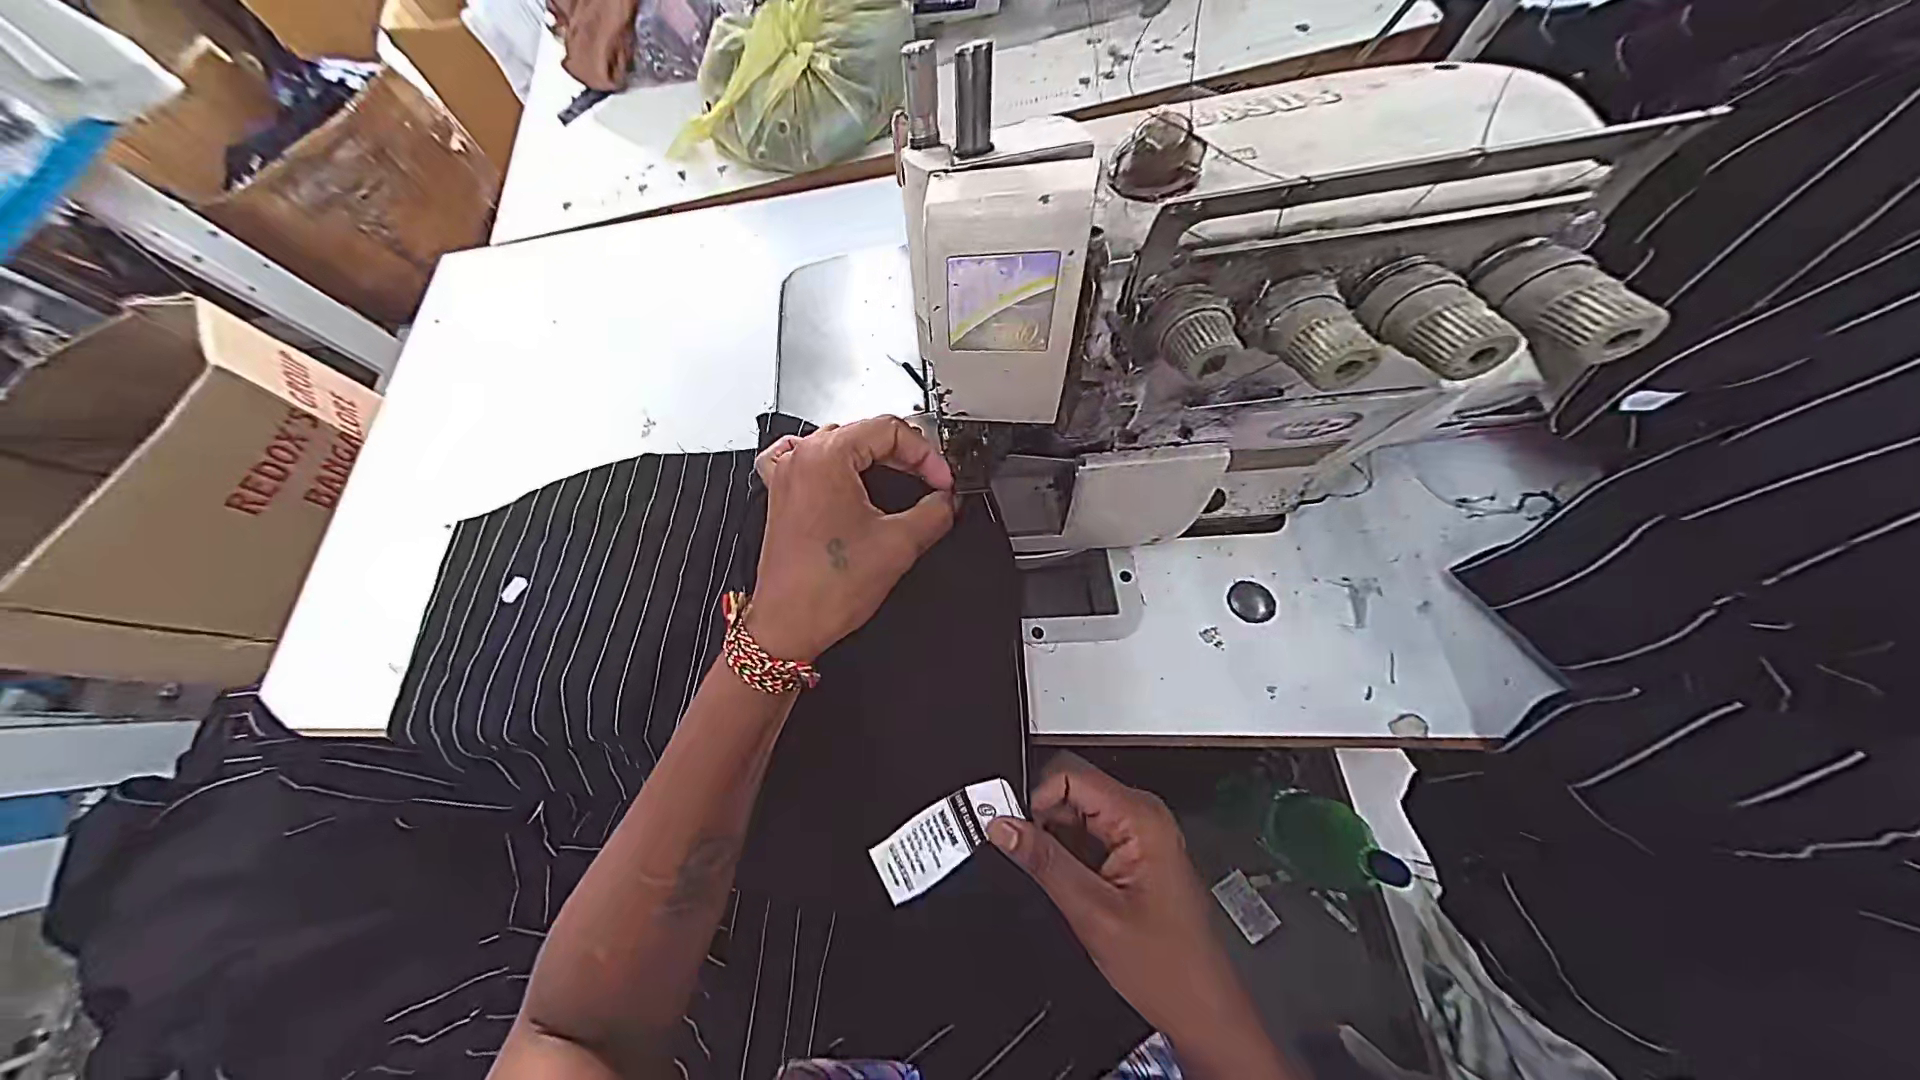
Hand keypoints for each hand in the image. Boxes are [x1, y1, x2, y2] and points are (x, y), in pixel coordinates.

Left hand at [745, 416, 955, 662]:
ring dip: (875, 459)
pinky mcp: (783, 497)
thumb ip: (935, 513)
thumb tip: (947, 501)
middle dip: (905, 456)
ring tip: (901, 482)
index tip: (941, 480)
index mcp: (827, 457)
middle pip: (866, 433)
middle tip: (930, 482)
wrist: (789, 624)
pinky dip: (835, 466)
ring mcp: (788, 477)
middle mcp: (802, 459)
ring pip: (841, 445)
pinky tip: (848, 479)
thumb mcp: (899, 544)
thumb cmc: (825, 589)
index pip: (890, 430)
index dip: (926, 454)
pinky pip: (810, 462)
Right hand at [988, 755, 1293, 1079]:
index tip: (1015, 829)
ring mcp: (1138, 831)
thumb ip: (1043, 862)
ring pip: (1073, 813)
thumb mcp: (1093, 913)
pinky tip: (1077, 888)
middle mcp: (1142, 814)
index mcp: (1140, 817)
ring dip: (1055, 842)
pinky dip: (1068, 855)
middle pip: (1070, 790)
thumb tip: (1004, 827)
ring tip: (1065, 885)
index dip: (1035, 799)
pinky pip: (1085, 833)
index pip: (1069, 774)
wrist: (1201, 1010)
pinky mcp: (1131, 848)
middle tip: (1034, 862)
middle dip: (1042, 822)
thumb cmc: (1169, 968)